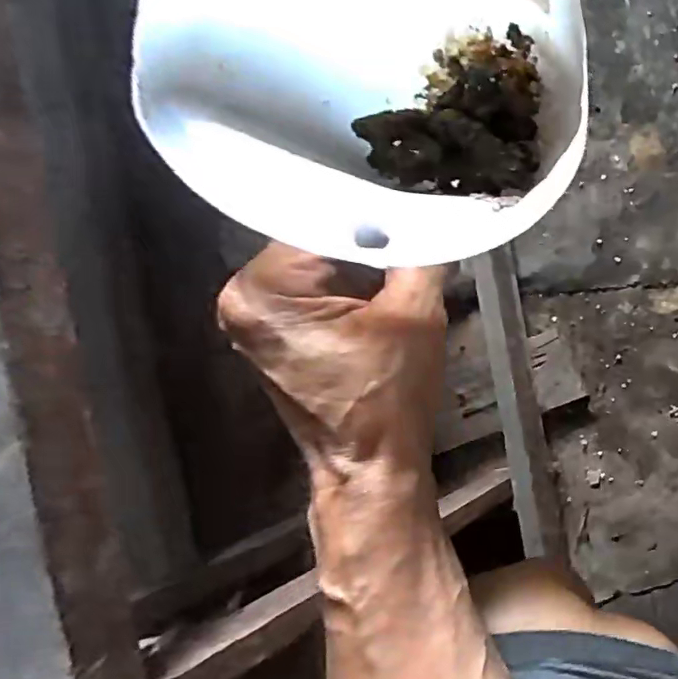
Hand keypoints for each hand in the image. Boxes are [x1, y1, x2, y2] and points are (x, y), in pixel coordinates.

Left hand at [217, 242, 446, 467]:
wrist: (374, 461)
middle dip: (374, 246)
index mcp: (263, 291)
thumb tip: (433, 222)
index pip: (323, 225)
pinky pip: (323, 292)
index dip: (377, 220)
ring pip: (324, 268)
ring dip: (369, 269)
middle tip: (422, 245)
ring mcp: (257, 320)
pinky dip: (358, 290)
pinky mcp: (280, 336)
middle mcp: (244, 300)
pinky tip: (390, 299)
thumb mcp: (416, 315)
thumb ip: (421, 258)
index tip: (420, 218)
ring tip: (412, 271)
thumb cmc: (390, 393)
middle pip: (320, 245)